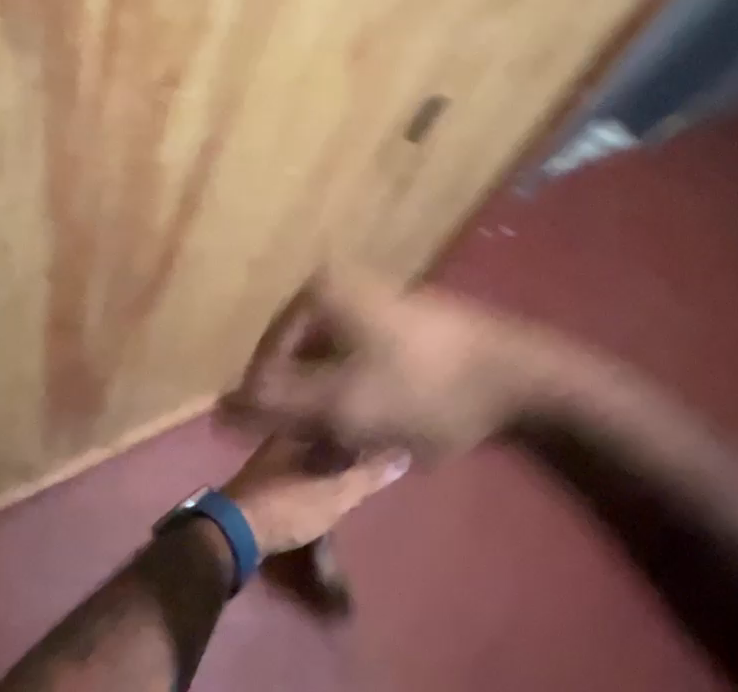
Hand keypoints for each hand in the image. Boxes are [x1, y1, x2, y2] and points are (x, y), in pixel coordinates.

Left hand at [221, 434, 408, 555]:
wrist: (235, 530)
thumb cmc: (288, 504)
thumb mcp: (335, 493)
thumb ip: (368, 474)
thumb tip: (404, 454)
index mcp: (300, 425)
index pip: (336, 410)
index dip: (360, 418)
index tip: (382, 423)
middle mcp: (285, 431)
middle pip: (324, 427)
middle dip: (347, 434)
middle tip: (374, 443)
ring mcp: (273, 453)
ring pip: (312, 445)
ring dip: (332, 452)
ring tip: (358, 460)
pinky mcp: (267, 474)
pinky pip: (302, 460)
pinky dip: (319, 466)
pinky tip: (329, 476)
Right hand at [222, 267, 578, 460]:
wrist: (522, 378)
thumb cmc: (422, 386)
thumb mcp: (340, 405)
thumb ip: (274, 406)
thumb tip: (215, 408)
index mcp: (318, 293)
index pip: (266, 360)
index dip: (274, 409)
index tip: (297, 449)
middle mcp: (339, 287)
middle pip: (300, 364)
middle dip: (312, 412)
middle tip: (336, 451)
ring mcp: (373, 304)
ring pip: (332, 370)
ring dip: (340, 411)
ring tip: (367, 445)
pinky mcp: (401, 326)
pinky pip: (362, 367)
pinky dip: (367, 400)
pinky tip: (392, 430)